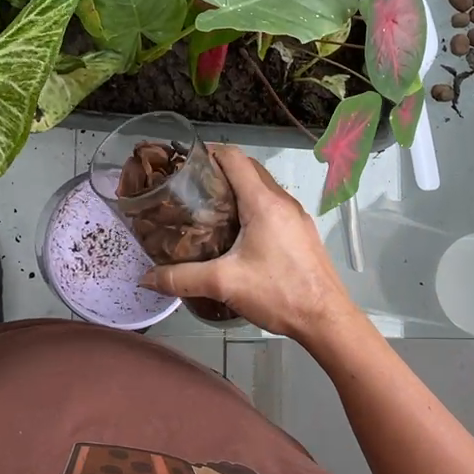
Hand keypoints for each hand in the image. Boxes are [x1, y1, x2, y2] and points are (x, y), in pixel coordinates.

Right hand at [138, 145, 353, 339]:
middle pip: (249, 169)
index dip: (209, 153)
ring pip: (263, 188)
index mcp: (263, 202)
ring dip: (238, 189)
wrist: (328, 321)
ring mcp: (296, 217)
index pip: (234, 158)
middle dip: (220, 170)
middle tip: (191, 187)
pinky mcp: (302, 234)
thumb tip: (146, 278)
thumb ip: (181, 278)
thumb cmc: (279, 293)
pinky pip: (273, 207)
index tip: (185, 163)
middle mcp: (282, 202)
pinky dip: (252, 206)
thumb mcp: (223, 284)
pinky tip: (237, 233)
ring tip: (208, 208)